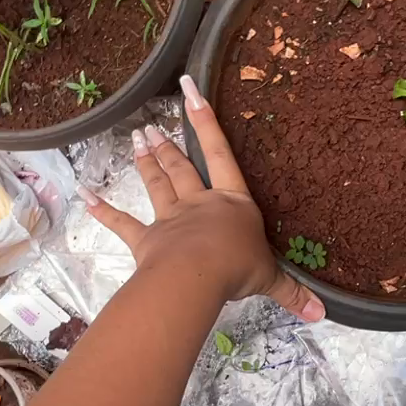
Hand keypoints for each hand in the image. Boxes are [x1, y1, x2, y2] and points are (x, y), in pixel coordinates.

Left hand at [83, 75, 325, 320]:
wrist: (198, 278)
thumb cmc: (237, 268)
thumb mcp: (270, 279)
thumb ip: (292, 293)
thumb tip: (321, 314)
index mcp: (232, 204)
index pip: (220, 155)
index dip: (207, 122)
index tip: (190, 91)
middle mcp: (200, 204)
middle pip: (183, 168)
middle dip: (169, 145)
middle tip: (153, 125)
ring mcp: (171, 220)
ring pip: (158, 185)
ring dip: (147, 163)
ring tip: (136, 140)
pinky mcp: (147, 241)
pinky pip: (123, 223)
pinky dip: (103, 209)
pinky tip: (85, 195)